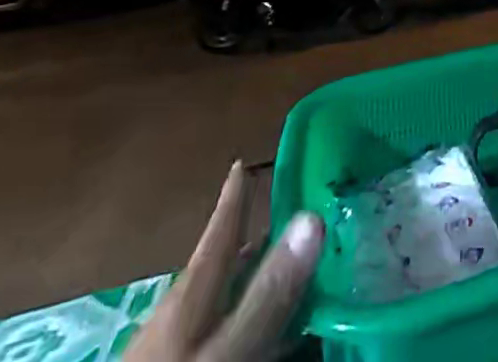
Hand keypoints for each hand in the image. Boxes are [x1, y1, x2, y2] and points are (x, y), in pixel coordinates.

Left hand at [126, 162, 323, 361]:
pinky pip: (233, 333)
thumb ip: (268, 294)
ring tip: (308, 272)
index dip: (238, 192)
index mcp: (196, 291)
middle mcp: (189, 310)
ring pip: (233, 299)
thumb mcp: (226, 353)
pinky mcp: (189, 361)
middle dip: (267, 237)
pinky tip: (282, 337)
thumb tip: (312, 217)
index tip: (252, 157)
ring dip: (266, 281)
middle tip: (311, 217)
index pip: (223, 226)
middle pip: (233, 260)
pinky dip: (260, 323)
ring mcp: (185, 344)